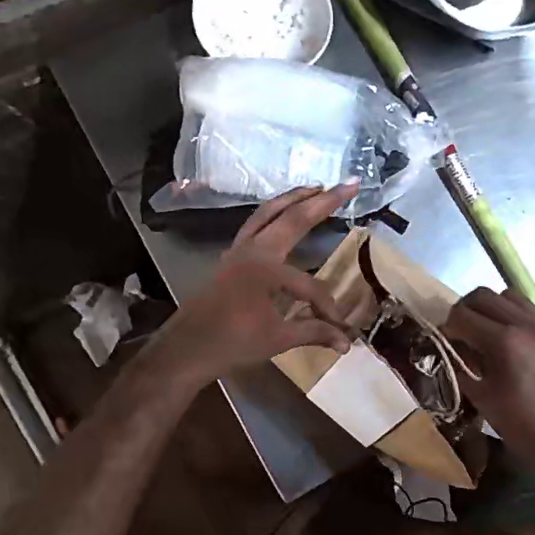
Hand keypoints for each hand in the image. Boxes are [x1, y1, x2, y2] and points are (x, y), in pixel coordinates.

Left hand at [150, 185, 359, 386]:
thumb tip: (347, 343)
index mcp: (265, 269)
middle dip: (322, 201)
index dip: (327, 307)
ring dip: (293, 199)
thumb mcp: (277, 340)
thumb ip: (314, 333)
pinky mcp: (230, 259)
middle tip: (348, 185)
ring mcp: (238, 251)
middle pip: (291, 217)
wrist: (185, 350)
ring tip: (316, 188)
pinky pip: (255, 226)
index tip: (340, 329)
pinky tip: (282, 217)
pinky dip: (273, 215)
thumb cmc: (231, 344)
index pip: (310, 285)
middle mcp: (252, 251)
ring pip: (267, 213)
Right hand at [443, 288, 534, 460]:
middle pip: (484, 295)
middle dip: (466, 310)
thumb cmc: (518, 422)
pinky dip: (514, 317)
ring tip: (487, 330)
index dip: (448, 325)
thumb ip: (460, 363)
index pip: (463, 314)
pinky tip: (512, 341)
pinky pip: (531, 311)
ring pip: (509, 296)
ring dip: (491, 308)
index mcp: (505, 341)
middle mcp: (528, 324)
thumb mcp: (479, 395)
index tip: (445, 338)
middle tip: (461, 330)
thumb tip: (448, 346)